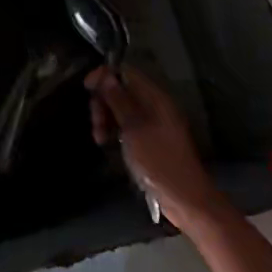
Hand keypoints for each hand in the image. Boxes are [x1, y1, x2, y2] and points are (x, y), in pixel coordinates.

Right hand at [86, 65, 226, 230]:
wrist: (184, 198)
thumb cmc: (159, 161)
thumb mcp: (134, 129)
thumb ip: (119, 101)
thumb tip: (106, 75)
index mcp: (155, 97)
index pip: (127, 73)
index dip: (106, 75)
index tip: (87, 87)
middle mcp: (155, 105)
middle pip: (123, 90)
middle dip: (104, 102)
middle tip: (96, 124)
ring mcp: (154, 123)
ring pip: (124, 109)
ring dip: (107, 118)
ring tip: (100, 138)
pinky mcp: (151, 140)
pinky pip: (129, 125)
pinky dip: (116, 130)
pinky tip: (108, 143)